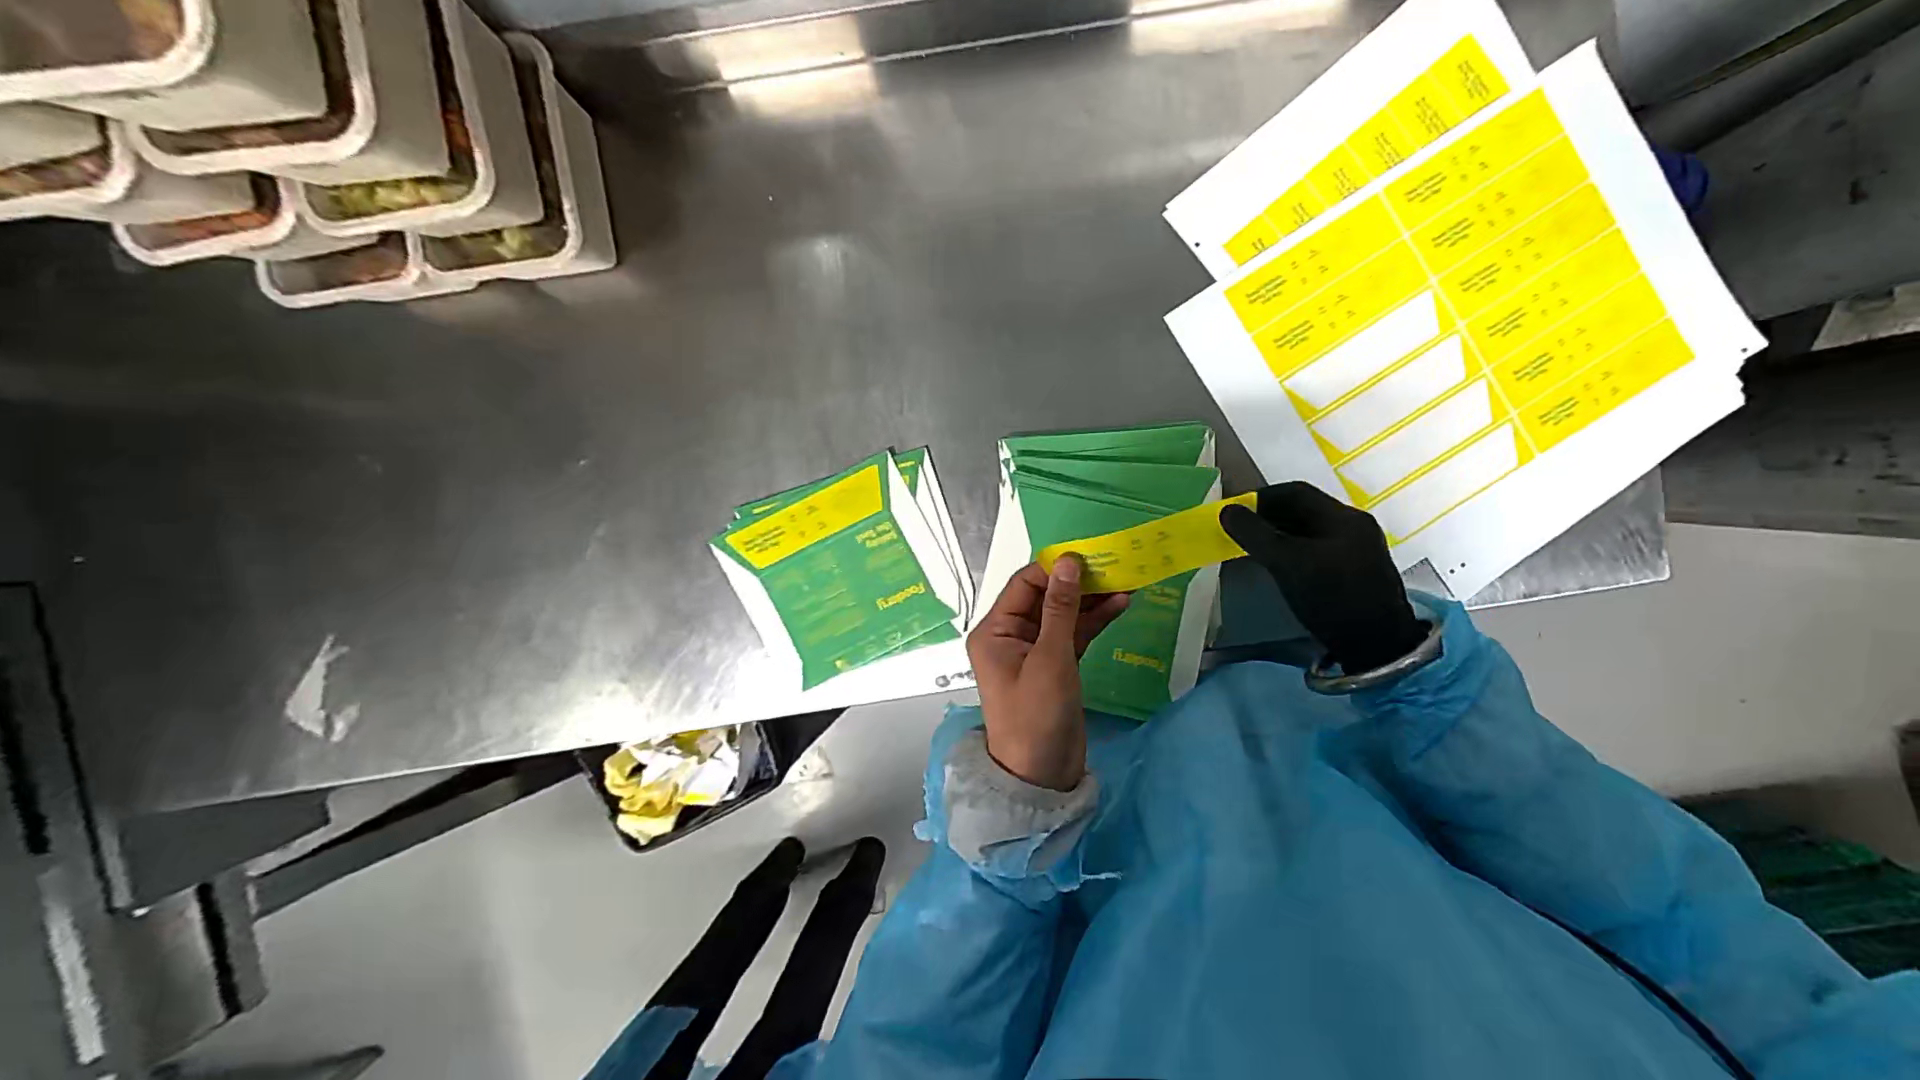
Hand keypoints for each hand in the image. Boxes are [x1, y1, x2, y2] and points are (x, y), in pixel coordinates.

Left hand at [966, 557, 1130, 789]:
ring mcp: (1034, 651)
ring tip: (1126, 582)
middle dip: (1078, 583)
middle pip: (1045, 597)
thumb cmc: (1036, 715)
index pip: (1024, 585)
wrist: (1041, 776)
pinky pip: (1074, 634)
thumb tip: (1068, 562)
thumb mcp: (1050, 658)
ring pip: (1063, 614)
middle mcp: (1010, 636)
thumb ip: (1061, 608)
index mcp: (994, 630)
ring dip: (1091, 600)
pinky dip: (1094, 621)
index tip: (1091, 557)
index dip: (1055, 568)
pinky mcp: (1055, 665)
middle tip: (1115, 566)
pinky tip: (1120, 605)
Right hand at [1219, 482, 1426, 672]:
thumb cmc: (1331, 597)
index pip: (1295, 492)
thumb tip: (1227, 511)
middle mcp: (1354, 527)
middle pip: (1304, 510)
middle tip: (1241, 530)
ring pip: (1310, 531)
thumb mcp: (1286, 563)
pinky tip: (1279, 565)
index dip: (1261, 498)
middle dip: (1269, 516)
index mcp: (1343, 518)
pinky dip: (1294, 550)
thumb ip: (1254, 534)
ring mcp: (1358, 550)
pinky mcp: (1356, 572)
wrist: (1376, 645)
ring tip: (1254, 548)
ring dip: (1280, 534)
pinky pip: (1318, 549)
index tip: (1236, 513)